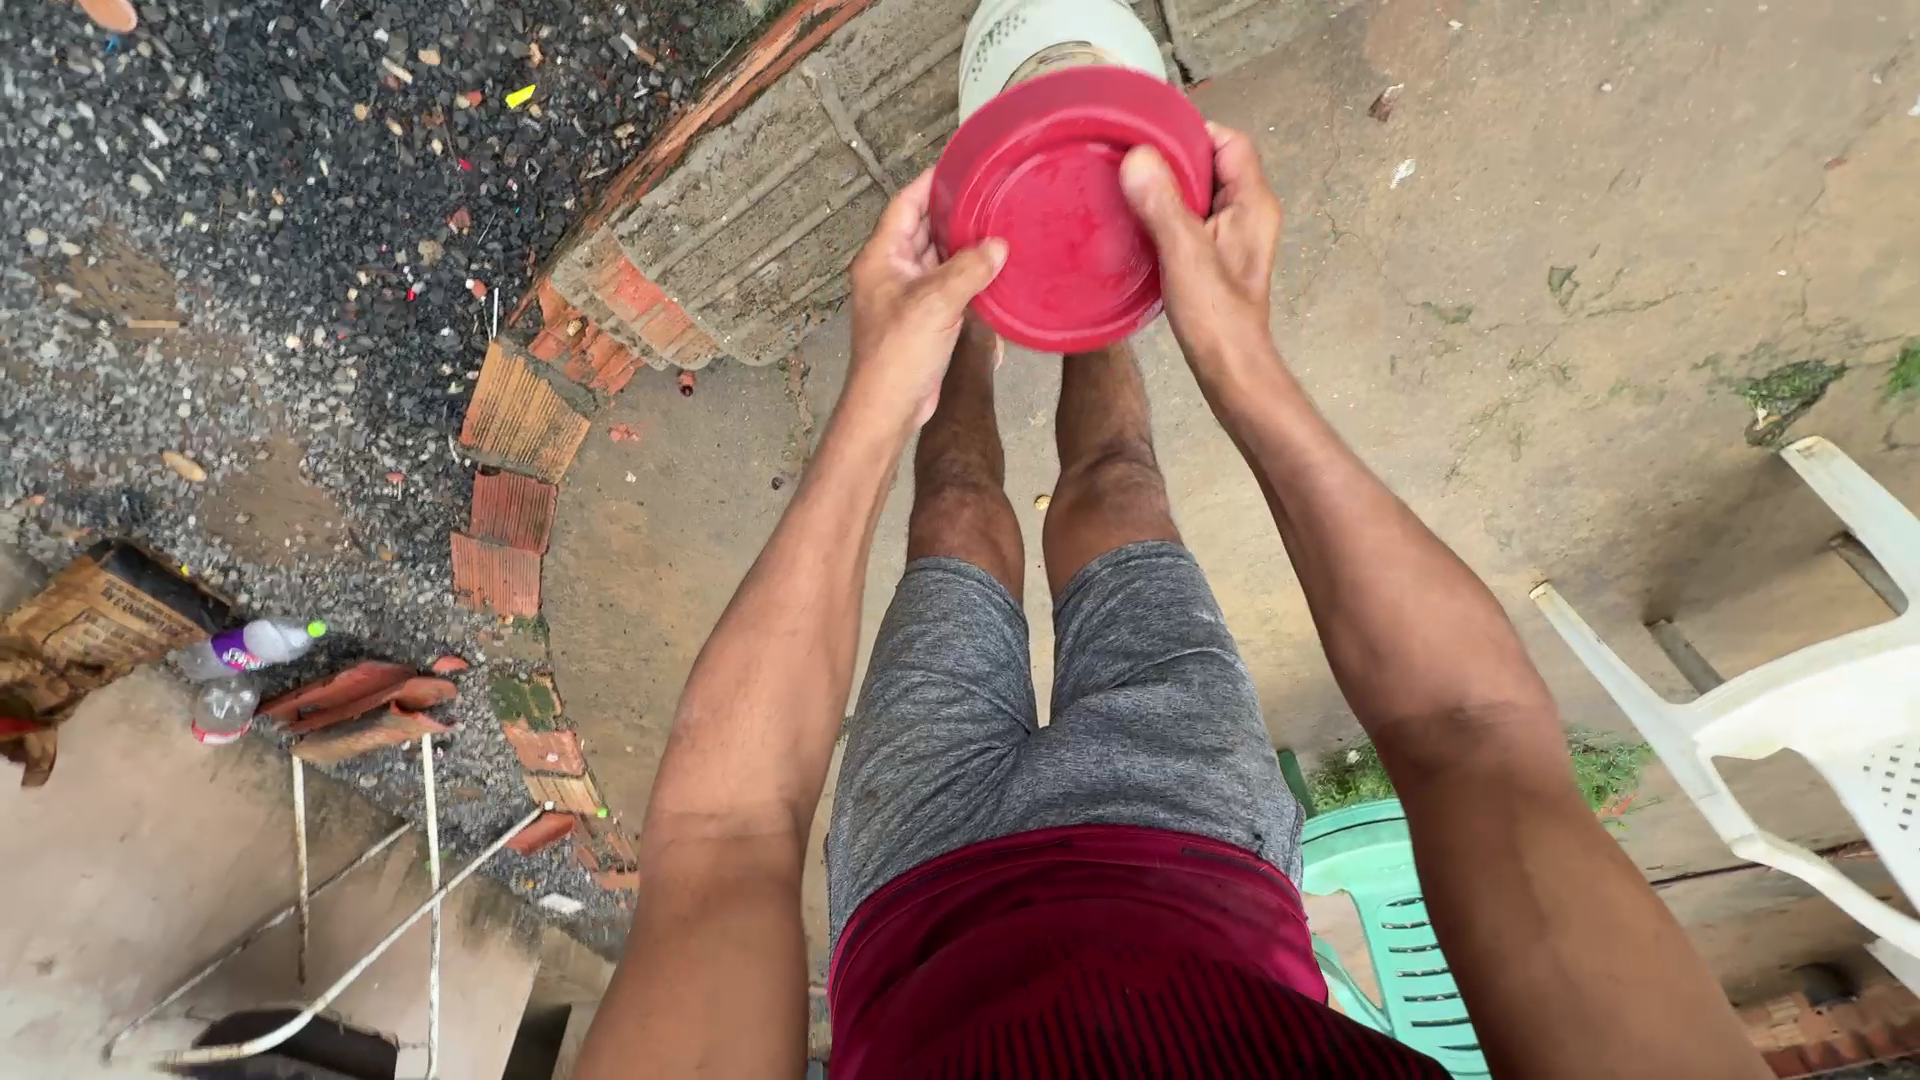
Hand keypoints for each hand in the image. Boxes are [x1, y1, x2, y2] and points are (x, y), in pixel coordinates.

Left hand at [844, 170, 1007, 431]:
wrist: (889, 405)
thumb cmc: (899, 353)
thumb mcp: (936, 302)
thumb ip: (969, 269)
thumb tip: (998, 246)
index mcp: (881, 257)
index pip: (904, 204)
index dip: (930, 183)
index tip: (960, 167)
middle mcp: (890, 272)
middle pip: (922, 229)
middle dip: (952, 214)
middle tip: (989, 197)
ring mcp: (906, 297)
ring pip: (936, 259)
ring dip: (962, 247)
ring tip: (996, 228)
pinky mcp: (922, 320)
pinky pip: (945, 287)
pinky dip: (965, 277)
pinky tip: (991, 271)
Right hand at [1120, 123, 1282, 381]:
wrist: (1228, 365)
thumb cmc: (1215, 315)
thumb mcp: (1184, 252)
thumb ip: (1162, 203)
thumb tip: (1136, 156)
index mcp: (1253, 202)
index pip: (1228, 141)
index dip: (1191, 133)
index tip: (1149, 138)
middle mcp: (1249, 214)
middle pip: (1212, 166)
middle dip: (1172, 162)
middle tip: (1131, 165)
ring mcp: (1234, 240)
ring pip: (1200, 197)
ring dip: (1167, 193)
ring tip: (1130, 194)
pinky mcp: (1217, 262)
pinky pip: (1192, 224)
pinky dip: (1167, 220)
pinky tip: (1141, 230)